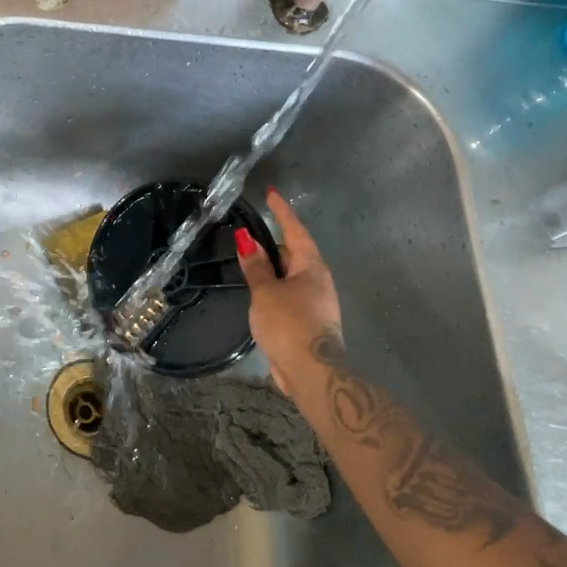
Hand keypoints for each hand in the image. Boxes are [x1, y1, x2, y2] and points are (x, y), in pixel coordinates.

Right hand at [236, 188, 339, 400]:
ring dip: (274, 266)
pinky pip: (290, 293)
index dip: (282, 212)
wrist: (312, 372)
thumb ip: (256, 266)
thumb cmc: (289, 324)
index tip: (272, 194)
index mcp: (312, 267)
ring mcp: (316, 302)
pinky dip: (275, 286)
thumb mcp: (265, 292)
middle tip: (253, 231)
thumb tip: (247, 239)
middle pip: (296, 253)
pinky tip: (260, 293)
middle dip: (276, 241)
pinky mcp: (309, 321)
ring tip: (252, 261)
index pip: (295, 231)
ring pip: (293, 275)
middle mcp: (318, 281)